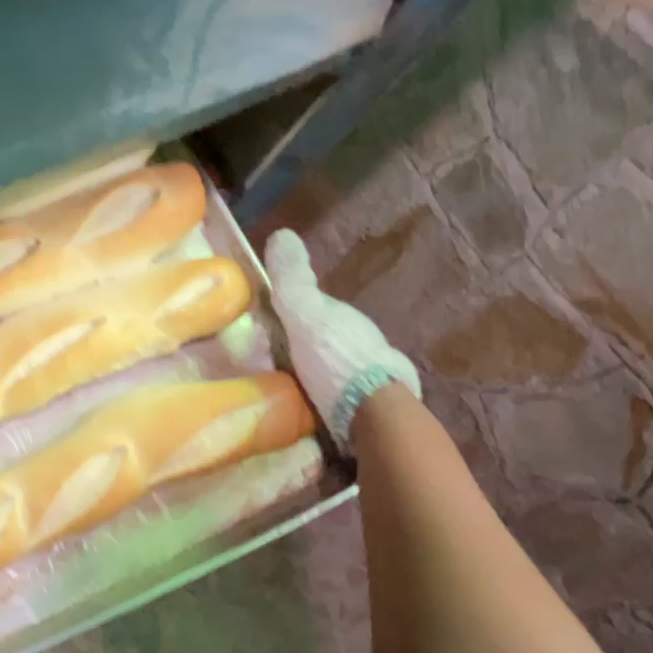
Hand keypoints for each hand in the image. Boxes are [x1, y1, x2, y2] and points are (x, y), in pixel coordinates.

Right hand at [263, 229, 419, 445]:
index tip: (273, 325)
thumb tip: (282, 232)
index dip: (296, 314)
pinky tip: (315, 414)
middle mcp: (370, 347)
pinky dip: (332, 404)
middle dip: (310, 348)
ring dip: (321, 378)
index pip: (320, 311)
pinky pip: (348, 404)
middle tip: (277, 360)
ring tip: (292, 391)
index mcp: (351, 321)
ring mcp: (379, 383)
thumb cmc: (336, 361)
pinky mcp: (378, 418)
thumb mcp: (305, 314)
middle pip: (330, 342)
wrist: (375, 419)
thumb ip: (293, 279)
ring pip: (340, 374)